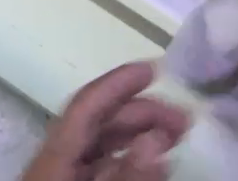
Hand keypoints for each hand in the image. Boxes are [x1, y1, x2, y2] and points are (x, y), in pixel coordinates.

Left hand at [22, 61, 190, 180]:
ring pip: (103, 147)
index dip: (120, 81)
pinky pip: (100, 170)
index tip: (156, 67)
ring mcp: (60, 173)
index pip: (88, 103)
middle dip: (142, 113)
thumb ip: (123, 172)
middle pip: (100, 123)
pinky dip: (127, 163)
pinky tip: (154, 165)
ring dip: (140, 138)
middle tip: (183, 118)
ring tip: (175, 138)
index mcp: (54, 150)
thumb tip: (157, 137)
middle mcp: (55, 156)